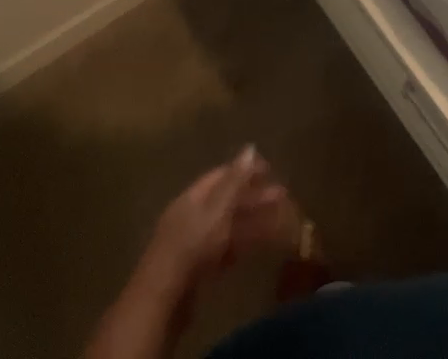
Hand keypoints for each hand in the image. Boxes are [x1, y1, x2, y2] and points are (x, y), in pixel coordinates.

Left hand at [148, 145, 294, 286]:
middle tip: (284, 195)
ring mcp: (196, 244)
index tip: (271, 170)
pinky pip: (228, 248)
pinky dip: (247, 242)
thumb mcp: (216, 210)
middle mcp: (192, 217)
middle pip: (227, 201)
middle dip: (255, 196)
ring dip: (255, 220)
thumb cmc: (192, 246)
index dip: (245, 170)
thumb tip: (250, 148)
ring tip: (282, 219)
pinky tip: (264, 244)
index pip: (220, 176)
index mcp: (192, 199)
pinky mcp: (200, 268)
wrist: (164, 299)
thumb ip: (234, 181)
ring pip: (230, 226)